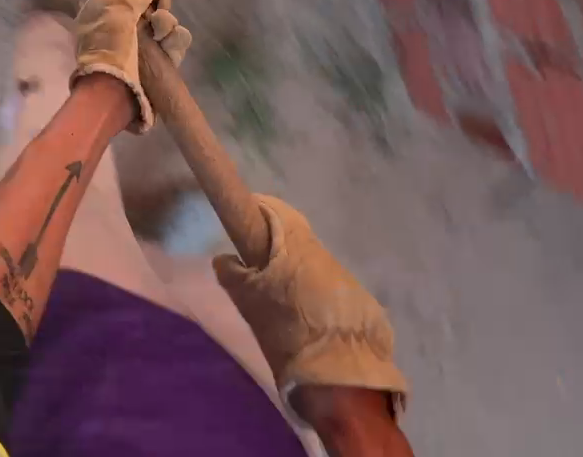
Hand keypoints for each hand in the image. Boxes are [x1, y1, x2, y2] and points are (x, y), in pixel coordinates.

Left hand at [70, 0, 191, 132]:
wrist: (116, 87)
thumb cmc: (108, 40)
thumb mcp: (116, 0)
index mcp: (102, 8)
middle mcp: (121, 24)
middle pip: (151, 0)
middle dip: (159, 1)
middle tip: (153, 11)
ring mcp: (141, 45)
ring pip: (167, 20)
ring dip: (167, 22)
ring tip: (158, 31)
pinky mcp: (160, 63)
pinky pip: (176, 41)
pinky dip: (176, 40)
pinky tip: (167, 44)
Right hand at [213, 195, 407, 404]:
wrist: (342, 376)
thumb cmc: (289, 330)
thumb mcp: (249, 303)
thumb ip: (233, 274)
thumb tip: (224, 258)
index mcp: (293, 240)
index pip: (270, 206)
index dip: (253, 210)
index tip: (240, 224)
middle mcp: (320, 248)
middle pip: (291, 232)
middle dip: (272, 243)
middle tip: (253, 267)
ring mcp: (342, 272)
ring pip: (308, 258)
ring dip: (292, 268)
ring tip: (278, 297)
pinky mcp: (358, 298)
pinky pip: (327, 282)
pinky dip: (312, 290)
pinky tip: (303, 315)